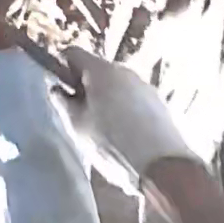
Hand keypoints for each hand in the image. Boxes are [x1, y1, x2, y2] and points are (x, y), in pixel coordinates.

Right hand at [57, 47, 197, 189]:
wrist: (167, 170)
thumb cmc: (112, 142)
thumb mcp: (76, 124)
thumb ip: (61, 101)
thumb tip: (56, 88)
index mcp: (100, 69)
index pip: (71, 52)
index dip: (61, 68)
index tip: (63, 91)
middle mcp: (124, 70)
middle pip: (96, 69)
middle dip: (86, 86)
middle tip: (82, 113)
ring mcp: (146, 86)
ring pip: (116, 85)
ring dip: (107, 98)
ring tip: (106, 128)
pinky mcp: (162, 105)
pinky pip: (134, 100)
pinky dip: (126, 110)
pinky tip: (128, 135)